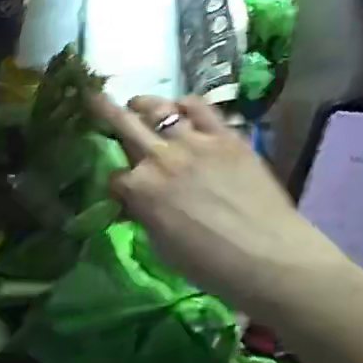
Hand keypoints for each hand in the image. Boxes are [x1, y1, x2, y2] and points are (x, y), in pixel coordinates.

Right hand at [90, 93, 349, 304]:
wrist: (270, 259)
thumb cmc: (210, 265)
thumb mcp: (161, 245)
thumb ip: (145, 215)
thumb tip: (138, 205)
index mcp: (139, 189)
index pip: (115, 177)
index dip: (116, 184)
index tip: (122, 191)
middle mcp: (160, 158)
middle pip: (122, 123)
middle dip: (103, 109)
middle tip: (93, 97)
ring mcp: (194, 143)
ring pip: (158, 108)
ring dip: (143, 103)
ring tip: (138, 103)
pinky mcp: (226, 137)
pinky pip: (200, 107)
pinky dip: (185, 104)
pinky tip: (181, 108)